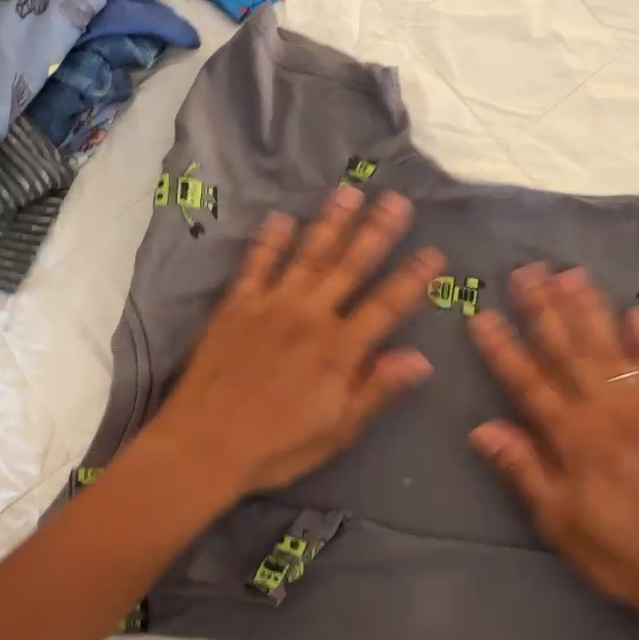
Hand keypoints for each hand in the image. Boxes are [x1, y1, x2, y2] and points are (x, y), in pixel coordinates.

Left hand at [151, 186, 444, 498]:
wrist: (204, 445)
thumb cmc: (276, 447)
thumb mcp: (338, 430)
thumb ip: (377, 390)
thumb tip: (421, 359)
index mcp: (339, 350)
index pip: (386, 306)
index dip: (413, 279)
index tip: (434, 252)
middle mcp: (309, 317)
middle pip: (350, 267)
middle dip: (377, 232)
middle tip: (398, 200)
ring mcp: (270, 306)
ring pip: (308, 255)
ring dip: (331, 223)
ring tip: (350, 192)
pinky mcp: (236, 306)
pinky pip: (256, 264)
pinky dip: (269, 240)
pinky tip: (281, 218)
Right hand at [466, 265, 638, 625]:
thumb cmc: (617, 550)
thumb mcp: (558, 520)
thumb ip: (523, 468)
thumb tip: (482, 427)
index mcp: (571, 437)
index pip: (527, 382)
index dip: (502, 348)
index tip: (481, 314)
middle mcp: (606, 411)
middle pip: (567, 351)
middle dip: (543, 309)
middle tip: (526, 271)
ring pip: (610, 347)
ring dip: (588, 309)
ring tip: (569, 273)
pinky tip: (636, 310)